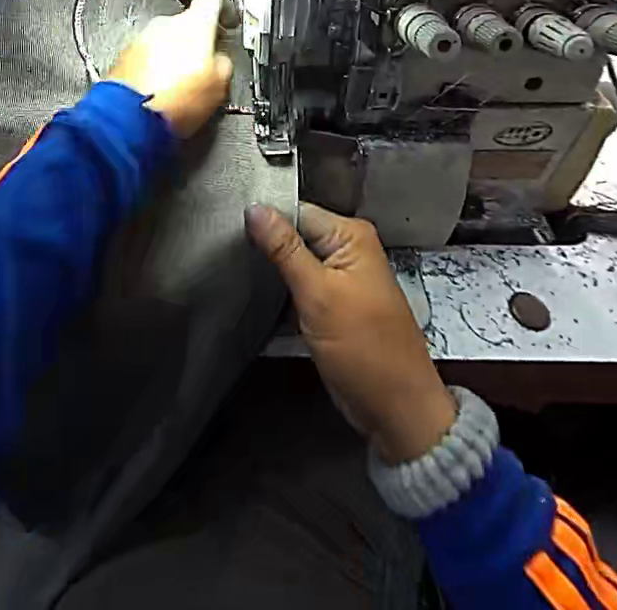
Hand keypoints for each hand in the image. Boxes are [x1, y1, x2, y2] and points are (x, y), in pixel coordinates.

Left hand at [106, 0, 234, 137]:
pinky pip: (149, 54)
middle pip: (189, 23)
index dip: (224, 6)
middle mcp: (166, 24)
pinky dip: (157, 66)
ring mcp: (143, 38)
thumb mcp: (220, 85)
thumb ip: (224, 62)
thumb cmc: (175, 101)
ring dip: (176, 56)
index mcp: (195, 24)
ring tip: (182, 85)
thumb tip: (220, 60)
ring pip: (168, 40)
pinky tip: (163, 89)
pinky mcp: (126, 55)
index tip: (227, 19)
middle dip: (198, 42)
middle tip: (206, 66)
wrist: (131, 119)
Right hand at [246, 202, 456, 463]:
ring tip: (230, 268)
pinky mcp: (331, 303)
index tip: (226, 226)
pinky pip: (299, 285)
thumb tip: (255, 209)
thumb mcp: (318, 294)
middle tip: (222, 250)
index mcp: (351, 235)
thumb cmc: (364, 348)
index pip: (297, 211)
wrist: (394, 407)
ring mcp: (340, 277)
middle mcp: (348, 249)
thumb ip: (285, 249)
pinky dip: (280, 289)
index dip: (264, 217)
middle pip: (295, 233)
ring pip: (294, 261)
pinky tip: (253, 291)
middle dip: (264, 243)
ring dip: (270, 268)